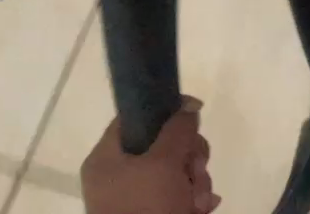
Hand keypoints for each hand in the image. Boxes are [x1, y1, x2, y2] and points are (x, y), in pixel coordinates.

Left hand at [81, 97, 219, 213]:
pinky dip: (192, 197)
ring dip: (196, 179)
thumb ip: (179, 127)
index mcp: (106, 158)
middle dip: (190, 154)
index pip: (135, 116)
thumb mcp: (166, 161)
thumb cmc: (146, 207)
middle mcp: (116, 175)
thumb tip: (189, 106)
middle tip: (199, 164)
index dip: (166, 108)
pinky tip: (204, 207)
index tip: (193, 112)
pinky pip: (175, 193)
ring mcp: (132, 197)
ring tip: (201, 198)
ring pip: (174, 169)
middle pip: (162, 143)